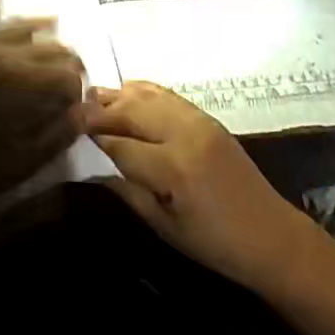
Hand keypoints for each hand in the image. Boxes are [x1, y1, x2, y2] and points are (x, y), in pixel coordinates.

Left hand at [0, 0, 84, 227]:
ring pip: (24, 27)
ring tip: (58, 46)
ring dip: (45, 34)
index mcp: (22, 81)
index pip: (69, 75)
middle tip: (69, 93)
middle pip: (54, 48)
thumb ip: (63, 131)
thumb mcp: (25, 162)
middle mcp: (4, 54)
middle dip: (69, 67)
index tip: (74, 114)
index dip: (78, 95)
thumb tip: (91, 107)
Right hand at [84, 81, 319, 291]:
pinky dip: (145, 92)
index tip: (65, 130)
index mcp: (173, 167)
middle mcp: (184, 134)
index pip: (119, 143)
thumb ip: (128, 190)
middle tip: (71, 111)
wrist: (269, 234)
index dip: (91, 138)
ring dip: (119, 96)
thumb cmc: (213, 242)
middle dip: (99, 110)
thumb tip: (95, 167)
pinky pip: (169, 96)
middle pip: (132, 110)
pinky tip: (128, 93)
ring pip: (149, 96)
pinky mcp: (208, 118)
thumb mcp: (163, 225)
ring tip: (93, 99)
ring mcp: (199, 121)